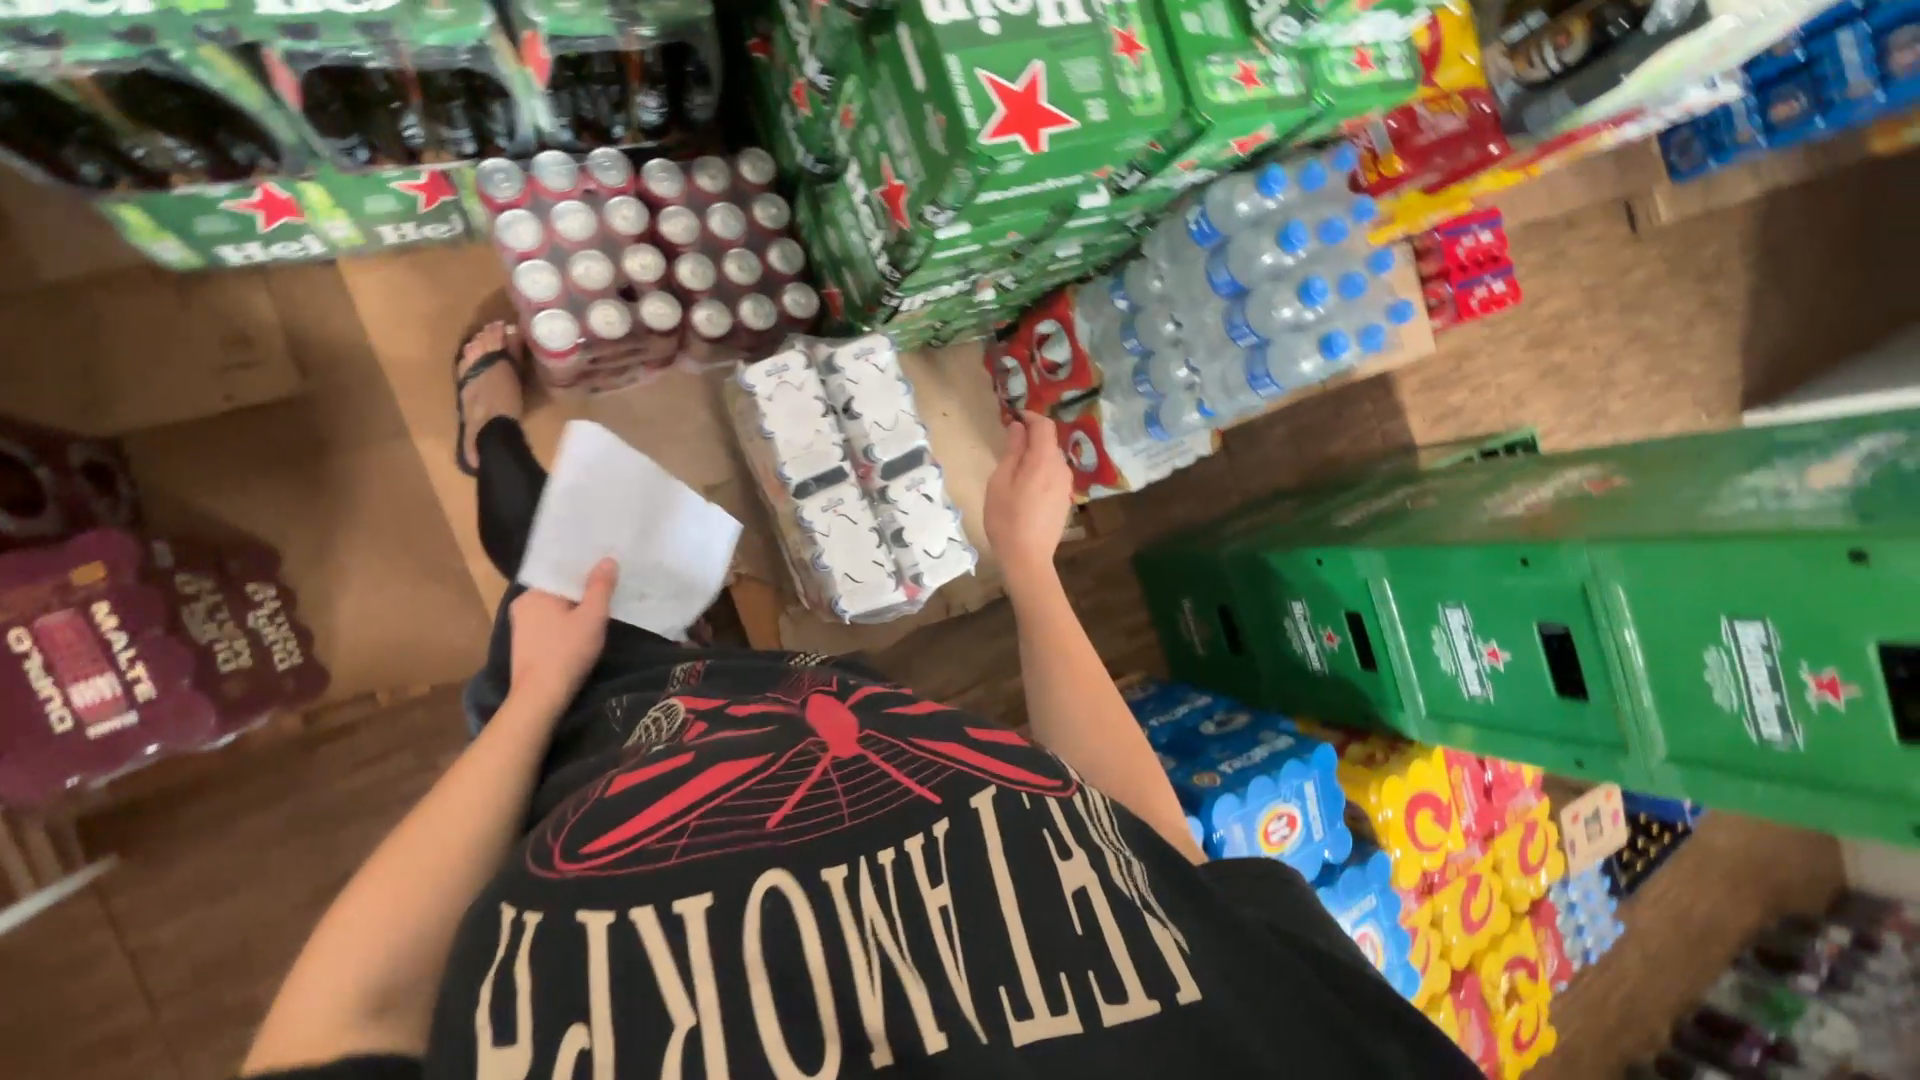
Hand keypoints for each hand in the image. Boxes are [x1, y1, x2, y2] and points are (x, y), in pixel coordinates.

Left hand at [508, 558, 617, 712]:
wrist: (541, 695)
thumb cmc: (567, 651)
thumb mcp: (592, 616)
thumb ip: (600, 587)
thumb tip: (607, 560)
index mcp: (535, 593)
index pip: (563, 572)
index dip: (587, 571)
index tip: (608, 573)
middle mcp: (523, 604)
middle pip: (559, 590)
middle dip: (582, 592)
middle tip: (609, 591)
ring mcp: (521, 625)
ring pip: (554, 608)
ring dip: (574, 609)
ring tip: (599, 611)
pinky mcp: (525, 643)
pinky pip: (549, 623)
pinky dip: (565, 624)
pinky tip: (581, 631)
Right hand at [984, 410, 1072, 590]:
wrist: (1027, 557)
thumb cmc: (1006, 518)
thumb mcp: (1000, 481)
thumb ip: (1012, 450)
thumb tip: (1018, 427)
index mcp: (1044, 460)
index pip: (1044, 426)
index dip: (1030, 416)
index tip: (1013, 417)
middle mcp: (1061, 468)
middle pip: (1049, 442)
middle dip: (1031, 436)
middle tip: (1009, 442)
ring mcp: (1066, 485)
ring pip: (1052, 459)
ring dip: (1036, 455)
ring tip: (1015, 466)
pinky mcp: (1065, 499)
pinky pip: (1054, 475)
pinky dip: (1042, 470)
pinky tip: (1026, 486)